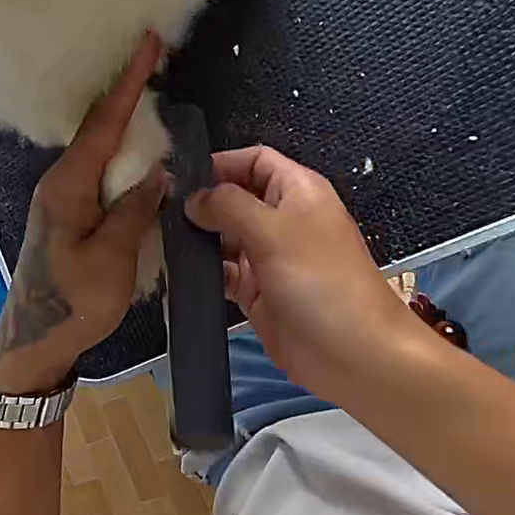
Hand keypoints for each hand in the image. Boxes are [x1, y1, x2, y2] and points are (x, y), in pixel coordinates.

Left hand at [0, 32, 168, 394]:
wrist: (36, 339)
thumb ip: (134, 210)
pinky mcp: (68, 214)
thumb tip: (158, 173)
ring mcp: (61, 198)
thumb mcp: (111, 258)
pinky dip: (121, 155)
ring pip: (97, 150)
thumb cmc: (72, 302)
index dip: (128, 82)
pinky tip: (139, 155)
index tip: (149, 42)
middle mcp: (60, 182)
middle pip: (96, 128)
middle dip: (126, 93)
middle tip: (156, 62)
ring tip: (153, 100)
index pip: (102, 123)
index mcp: (68, 186)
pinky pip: (98, 172)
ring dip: (124, 123)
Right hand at [185, 145, 434, 402]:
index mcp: (297, 192)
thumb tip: (194, 199)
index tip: (181, 179)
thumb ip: (229, 206)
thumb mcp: (274, 230)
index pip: (254, 161)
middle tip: (162, 211)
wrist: (352, 353)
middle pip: (235, 199)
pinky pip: (224, 274)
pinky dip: (204, 272)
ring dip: (199, 239)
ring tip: (163, 240)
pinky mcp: (257, 293)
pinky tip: (179, 272)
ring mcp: (268, 258)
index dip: (221, 164)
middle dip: (203, 203)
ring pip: (225, 238)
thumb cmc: (321, 281)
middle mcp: (282, 220)